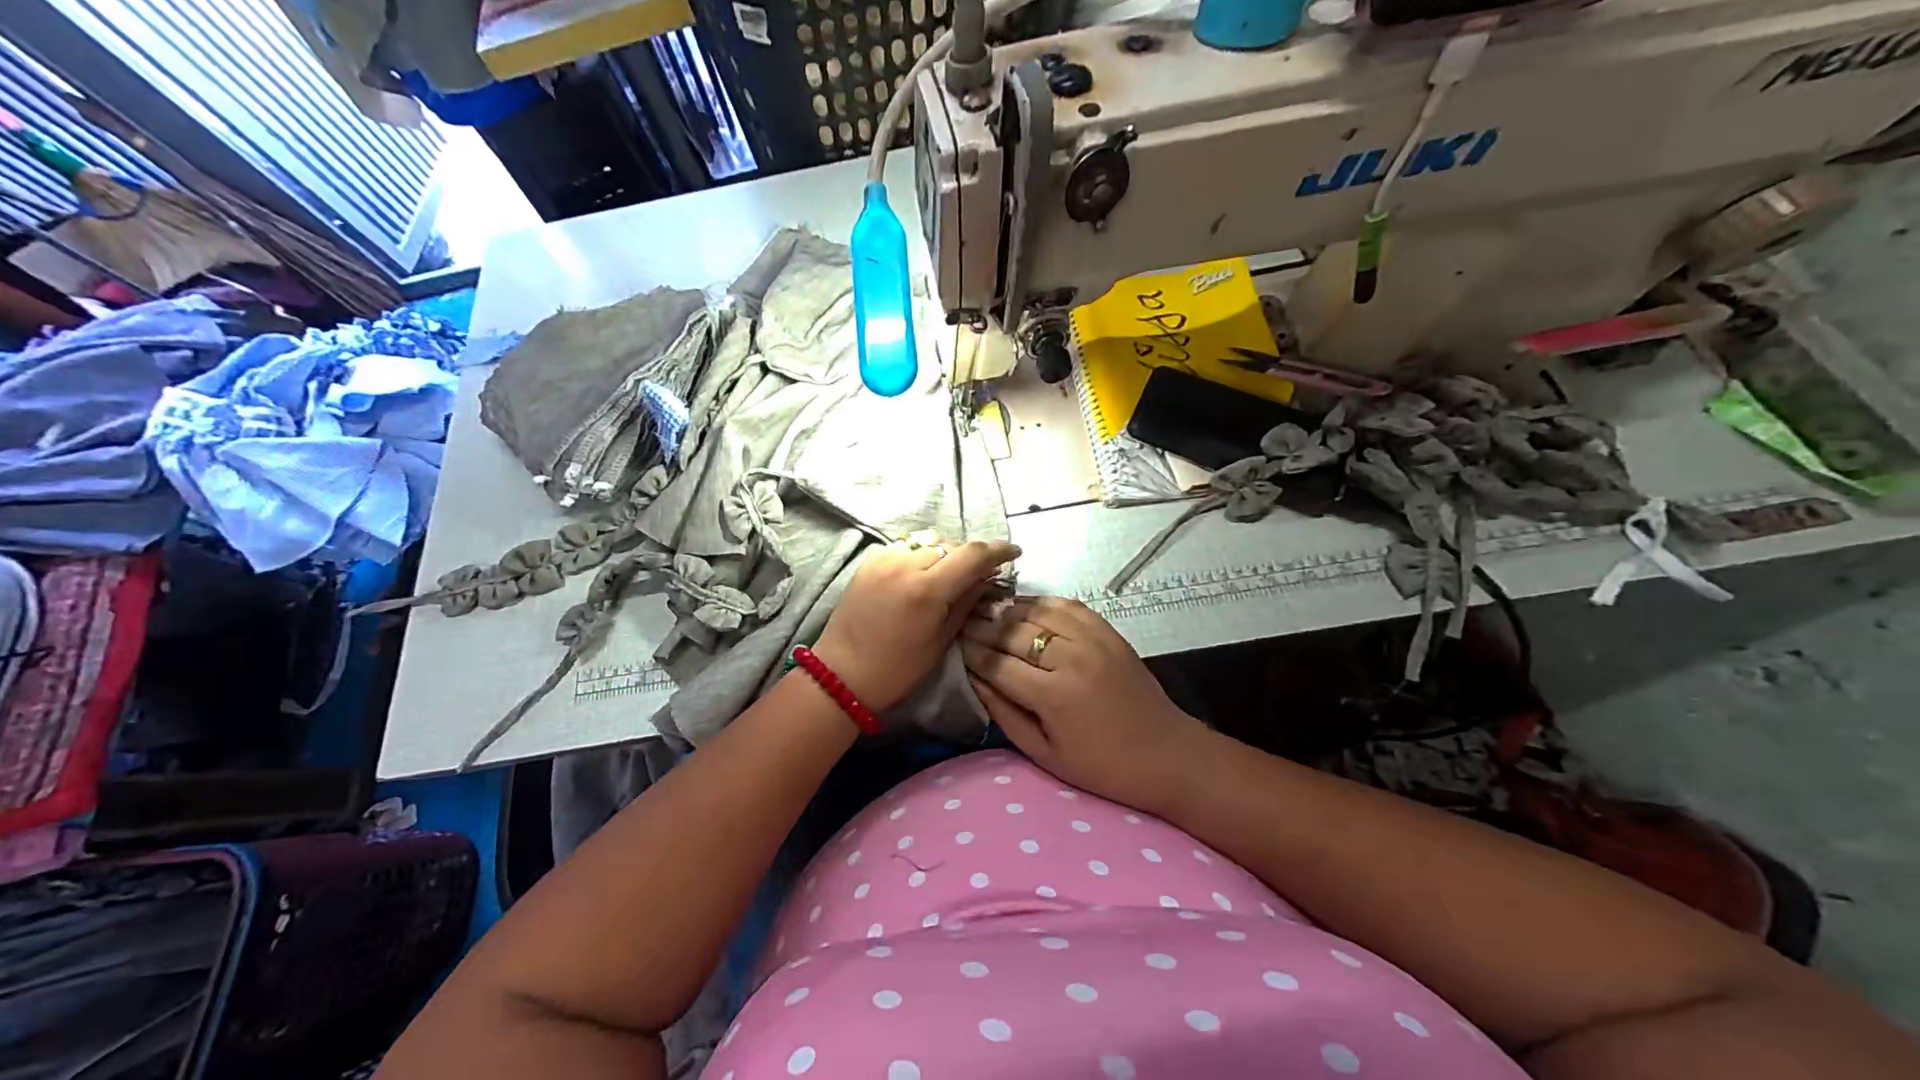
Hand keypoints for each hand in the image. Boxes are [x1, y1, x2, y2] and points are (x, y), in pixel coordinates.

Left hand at [811, 540, 1019, 712]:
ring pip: (926, 542)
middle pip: (950, 545)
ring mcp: (883, 561)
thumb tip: (987, 578)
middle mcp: (905, 565)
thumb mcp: (940, 641)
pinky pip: (902, 548)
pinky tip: (919, 573)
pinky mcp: (867, 563)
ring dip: (943, 553)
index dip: (999, 550)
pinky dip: (917, 555)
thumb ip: (966, 603)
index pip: (973, 555)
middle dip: (968, 556)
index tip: (1014, 552)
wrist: (842, 674)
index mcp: (927, 589)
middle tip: (979, 573)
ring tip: (947, 572)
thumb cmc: (897, 669)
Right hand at [961, 596, 1210, 815]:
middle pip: (1013, 631)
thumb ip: (1005, 714)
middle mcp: (1071, 657)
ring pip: (1038, 611)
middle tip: (961, 621)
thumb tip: (974, 678)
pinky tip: (1025, 606)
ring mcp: (1093, 639)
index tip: (951, 643)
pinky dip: (1042, 602)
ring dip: (1008, 609)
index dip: (970, 652)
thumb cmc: (1101, 767)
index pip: (997, 663)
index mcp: (1054, 695)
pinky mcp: (1109, 632)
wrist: (1167, 755)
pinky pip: (1068, 605)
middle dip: (982, 626)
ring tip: (985, 609)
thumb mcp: (1045, 754)